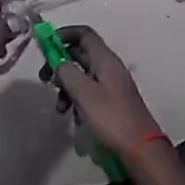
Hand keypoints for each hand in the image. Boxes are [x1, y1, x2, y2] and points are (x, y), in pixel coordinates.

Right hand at [46, 28, 162, 161]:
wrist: (141, 149)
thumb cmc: (112, 118)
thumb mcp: (84, 94)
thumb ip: (67, 73)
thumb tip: (57, 61)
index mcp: (106, 60)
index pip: (84, 34)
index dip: (64, 35)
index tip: (46, 45)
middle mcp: (109, 68)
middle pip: (80, 55)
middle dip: (60, 65)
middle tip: (44, 79)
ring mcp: (112, 85)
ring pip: (82, 76)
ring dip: (67, 88)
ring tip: (59, 108)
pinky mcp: (112, 102)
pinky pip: (89, 93)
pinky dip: (78, 100)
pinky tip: (74, 118)